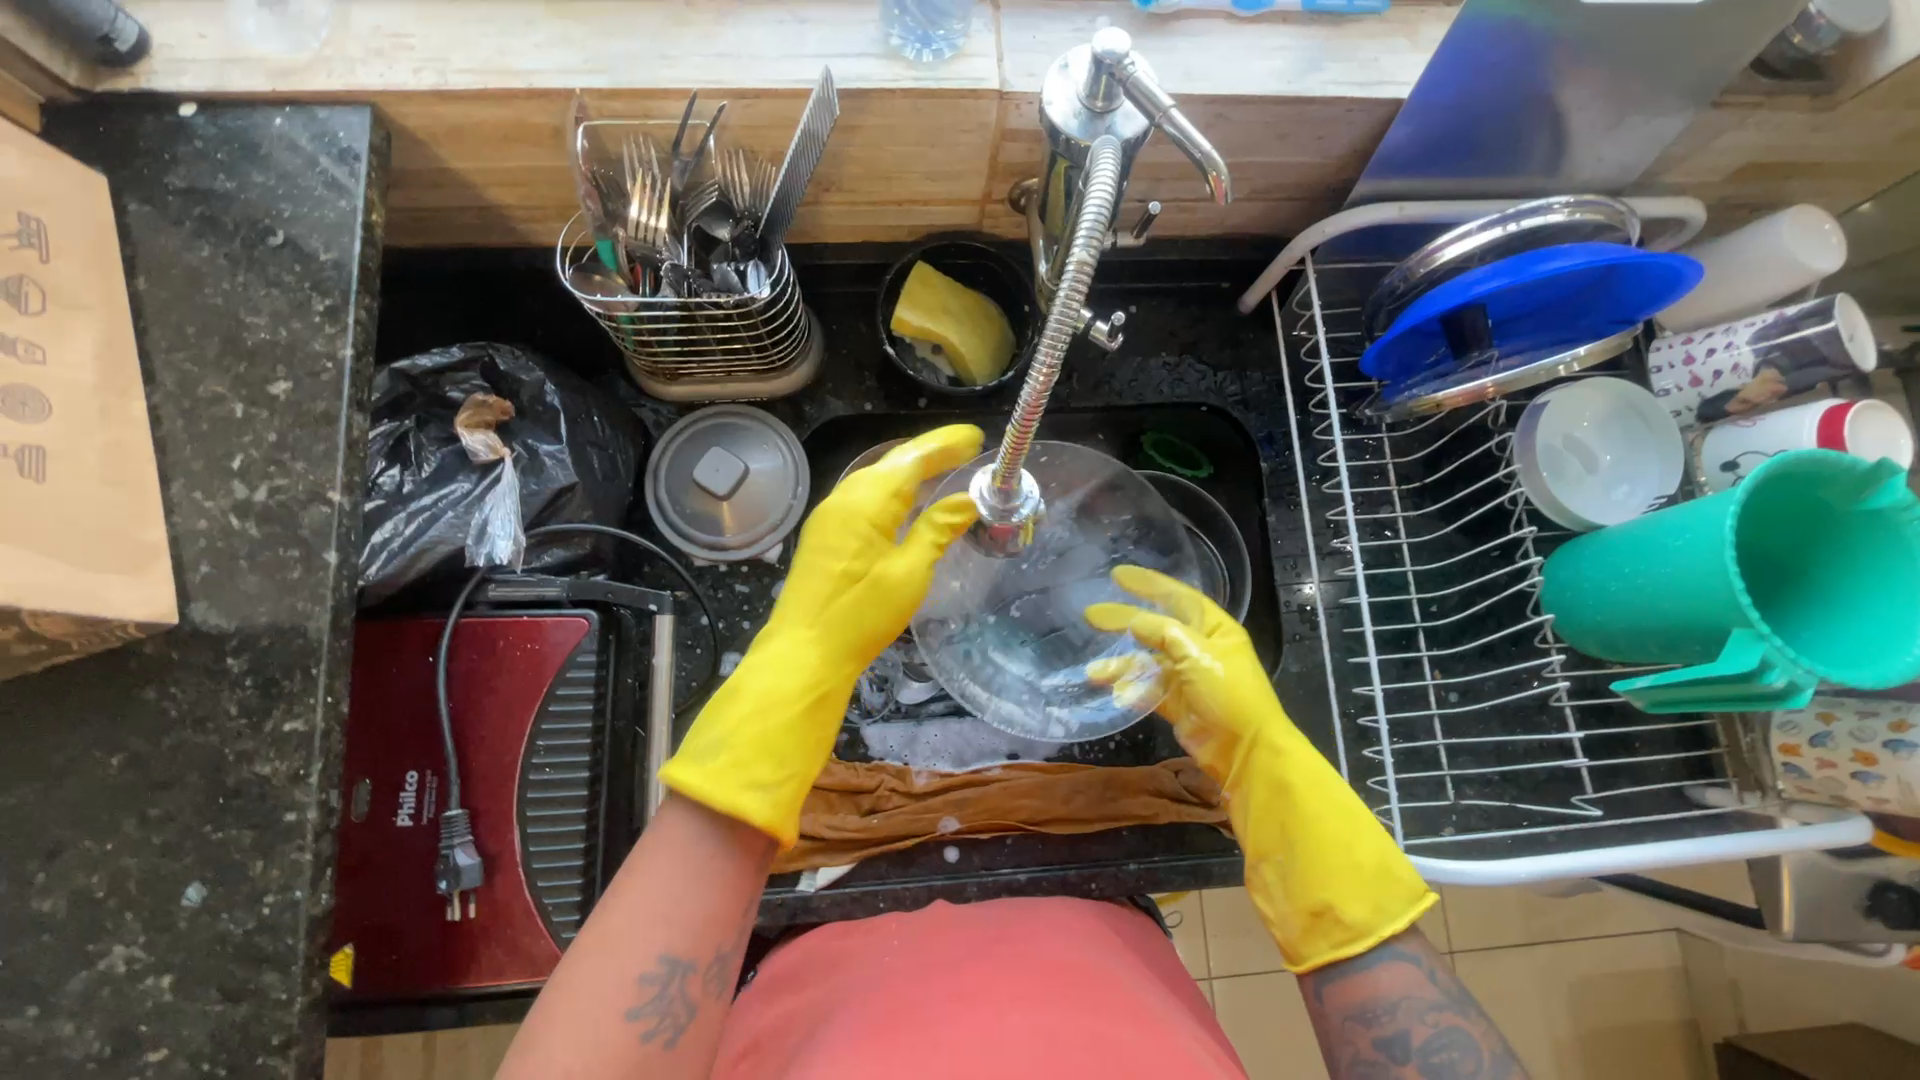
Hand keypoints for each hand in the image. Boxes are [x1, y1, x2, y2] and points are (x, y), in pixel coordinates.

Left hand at [659, 424, 983, 846]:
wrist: (805, 652)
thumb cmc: (861, 614)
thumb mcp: (910, 572)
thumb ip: (938, 530)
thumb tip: (967, 501)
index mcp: (866, 501)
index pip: (910, 459)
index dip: (944, 445)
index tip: (975, 436)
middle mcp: (843, 498)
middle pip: (890, 464)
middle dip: (928, 454)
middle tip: (965, 449)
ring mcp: (829, 517)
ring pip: (874, 481)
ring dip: (908, 472)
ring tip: (941, 470)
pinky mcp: (825, 536)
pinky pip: (863, 499)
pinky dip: (891, 492)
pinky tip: (905, 503)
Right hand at [1086, 565, 1435, 972]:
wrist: (1246, 753)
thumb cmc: (1228, 694)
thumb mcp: (1195, 653)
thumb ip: (1162, 632)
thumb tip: (1133, 622)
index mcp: (1215, 628)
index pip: (1177, 596)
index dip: (1148, 584)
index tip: (1117, 574)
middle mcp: (1201, 648)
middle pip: (1156, 627)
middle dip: (1125, 622)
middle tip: (1091, 614)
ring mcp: (1189, 677)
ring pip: (1147, 662)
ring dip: (1121, 663)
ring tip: (1092, 668)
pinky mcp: (1178, 704)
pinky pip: (1147, 689)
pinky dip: (1129, 688)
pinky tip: (1110, 690)